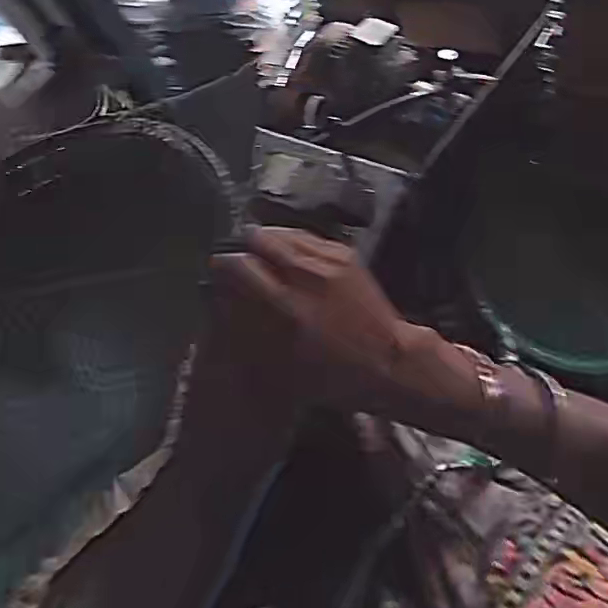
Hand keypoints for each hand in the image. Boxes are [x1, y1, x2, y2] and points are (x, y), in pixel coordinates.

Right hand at [209, 227, 466, 420]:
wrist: (389, 360)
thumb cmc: (335, 375)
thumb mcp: (285, 365)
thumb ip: (253, 329)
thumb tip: (226, 301)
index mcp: (288, 306)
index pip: (242, 266)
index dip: (224, 263)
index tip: (218, 267)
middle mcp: (306, 275)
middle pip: (262, 238)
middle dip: (246, 245)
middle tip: (241, 257)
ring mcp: (329, 261)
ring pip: (286, 232)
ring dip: (270, 239)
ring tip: (263, 252)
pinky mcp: (346, 254)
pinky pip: (309, 237)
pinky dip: (294, 241)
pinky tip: (291, 253)